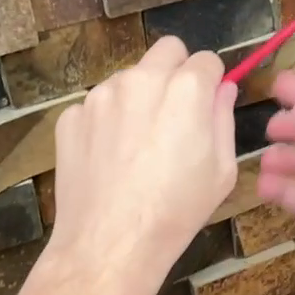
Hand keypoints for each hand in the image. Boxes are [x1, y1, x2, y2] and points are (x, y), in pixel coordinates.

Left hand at [50, 37, 238, 294]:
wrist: (110, 244)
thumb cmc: (176, 211)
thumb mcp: (221, 172)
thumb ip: (223, 120)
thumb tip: (222, 90)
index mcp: (185, 89)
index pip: (206, 60)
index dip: (210, 82)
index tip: (206, 106)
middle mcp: (141, 79)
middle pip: (166, 50)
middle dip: (176, 71)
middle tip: (174, 114)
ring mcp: (100, 95)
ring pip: (128, 77)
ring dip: (138, 97)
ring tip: (136, 147)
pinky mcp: (71, 115)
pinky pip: (96, 106)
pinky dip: (105, 122)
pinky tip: (108, 159)